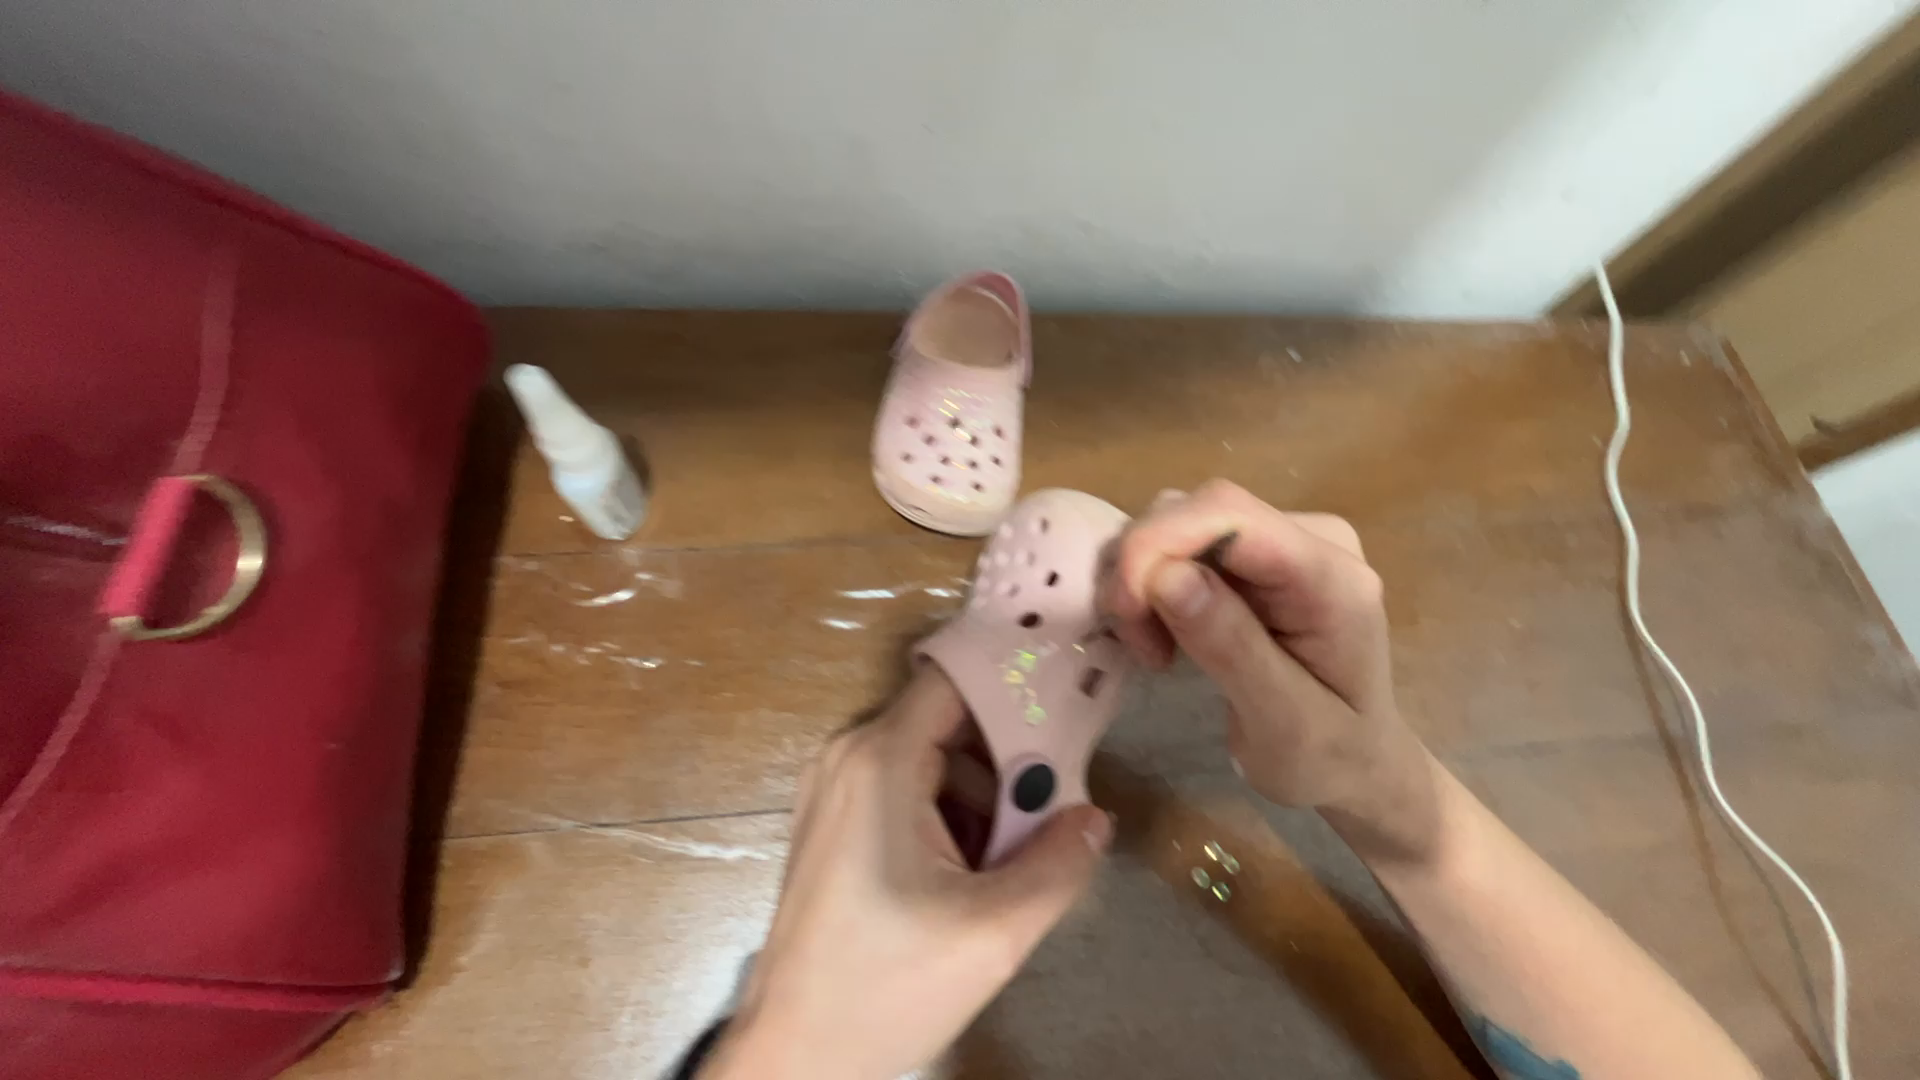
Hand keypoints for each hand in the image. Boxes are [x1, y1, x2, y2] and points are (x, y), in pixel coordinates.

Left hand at [703, 666, 1113, 1079]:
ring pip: (930, 759)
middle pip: (947, 722)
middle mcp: (850, 753)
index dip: (1011, 681)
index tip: (1066, 694)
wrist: (793, 1054)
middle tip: (1052, 803)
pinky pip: (904, 787)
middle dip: (1007, 759)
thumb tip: (1095, 818)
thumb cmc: (886, 985)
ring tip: (1006, 858)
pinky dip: (945, 813)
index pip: (955, 680)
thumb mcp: (993, 931)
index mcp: (880, 759)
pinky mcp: (833, 818)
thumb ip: (1058, 864)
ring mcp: (834, 785)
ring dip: (979, 796)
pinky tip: (965, 872)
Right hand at [1100, 480, 1440, 865]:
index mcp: (1333, 577)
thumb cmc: (1328, 758)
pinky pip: (1180, 541)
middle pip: (1196, 511)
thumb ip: (1231, 647)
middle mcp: (1311, 537)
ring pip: (1177, 521)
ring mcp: (1282, 538)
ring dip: (1142, 580)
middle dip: (1143, 569)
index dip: (1158, 544)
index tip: (1123, 611)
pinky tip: (1160, 631)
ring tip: (1152, 649)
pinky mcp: (1253, 551)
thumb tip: (1166, 576)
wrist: (1356, 761)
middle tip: (1138, 647)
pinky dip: (1150, 583)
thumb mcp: (1284, 724)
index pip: (1229, 516)